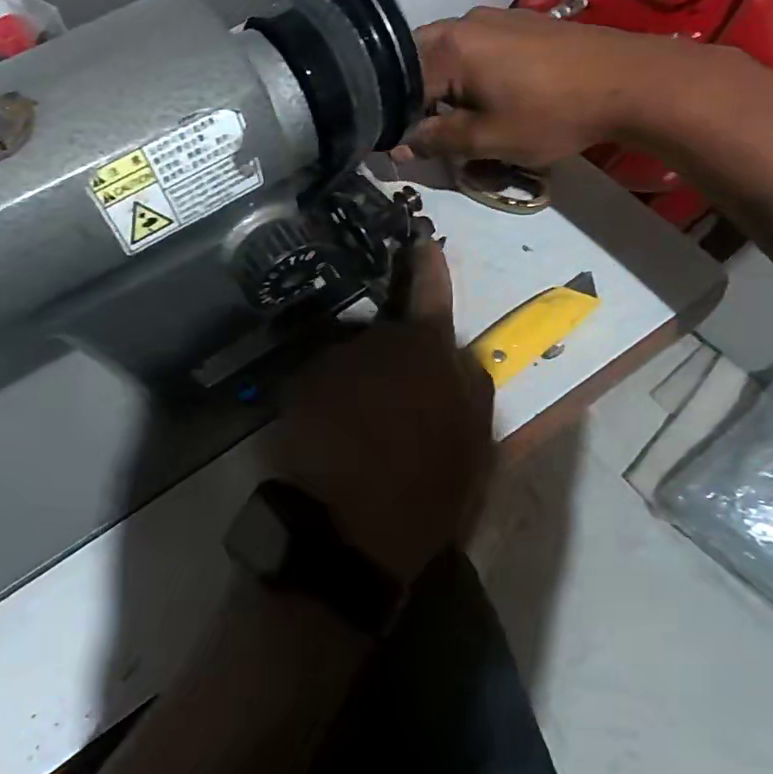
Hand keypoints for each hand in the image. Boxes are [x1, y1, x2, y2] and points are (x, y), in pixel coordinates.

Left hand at [268, 239, 494, 584]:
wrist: (353, 533)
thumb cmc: (429, 490)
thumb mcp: (477, 441)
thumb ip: (471, 384)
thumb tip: (459, 351)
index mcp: (426, 350)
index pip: (430, 291)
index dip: (427, 265)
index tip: (420, 240)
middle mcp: (375, 341)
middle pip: (386, 331)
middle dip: (392, 352)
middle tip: (396, 400)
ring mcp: (332, 361)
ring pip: (352, 356)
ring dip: (359, 378)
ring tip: (362, 428)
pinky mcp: (296, 387)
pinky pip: (321, 379)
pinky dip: (329, 396)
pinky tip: (334, 433)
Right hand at [395, 6, 725, 167]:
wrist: (626, 81)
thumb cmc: (552, 113)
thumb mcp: (488, 139)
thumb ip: (437, 140)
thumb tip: (398, 146)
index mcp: (447, 46)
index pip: (397, 82)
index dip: (395, 118)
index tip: (403, 146)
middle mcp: (462, 21)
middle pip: (419, 62)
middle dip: (420, 101)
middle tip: (434, 136)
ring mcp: (493, 17)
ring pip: (448, 55)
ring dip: (446, 89)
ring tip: (465, 122)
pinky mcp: (518, 23)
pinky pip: (475, 49)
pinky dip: (470, 76)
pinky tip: (493, 98)